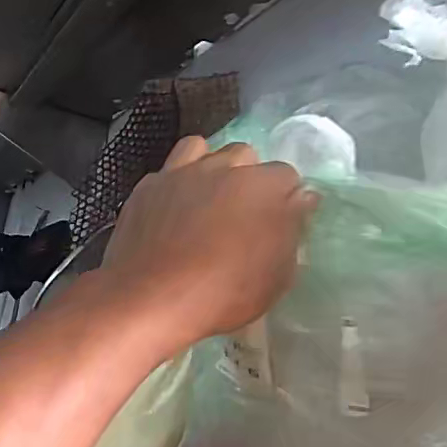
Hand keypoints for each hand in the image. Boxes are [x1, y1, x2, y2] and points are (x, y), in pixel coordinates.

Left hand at [98, 137, 315, 347]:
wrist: (150, 297)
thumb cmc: (222, 293)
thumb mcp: (277, 275)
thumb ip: (292, 229)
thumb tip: (300, 200)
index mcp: (261, 185)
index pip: (286, 175)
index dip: (285, 197)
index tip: (279, 220)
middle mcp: (220, 168)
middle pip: (244, 155)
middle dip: (248, 177)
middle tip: (242, 213)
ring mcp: (179, 173)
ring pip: (202, 149)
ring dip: (210, 167)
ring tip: (207, 198)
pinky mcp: (147, 186)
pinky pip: (167, 171)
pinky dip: (175, 183)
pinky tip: (173, 208)